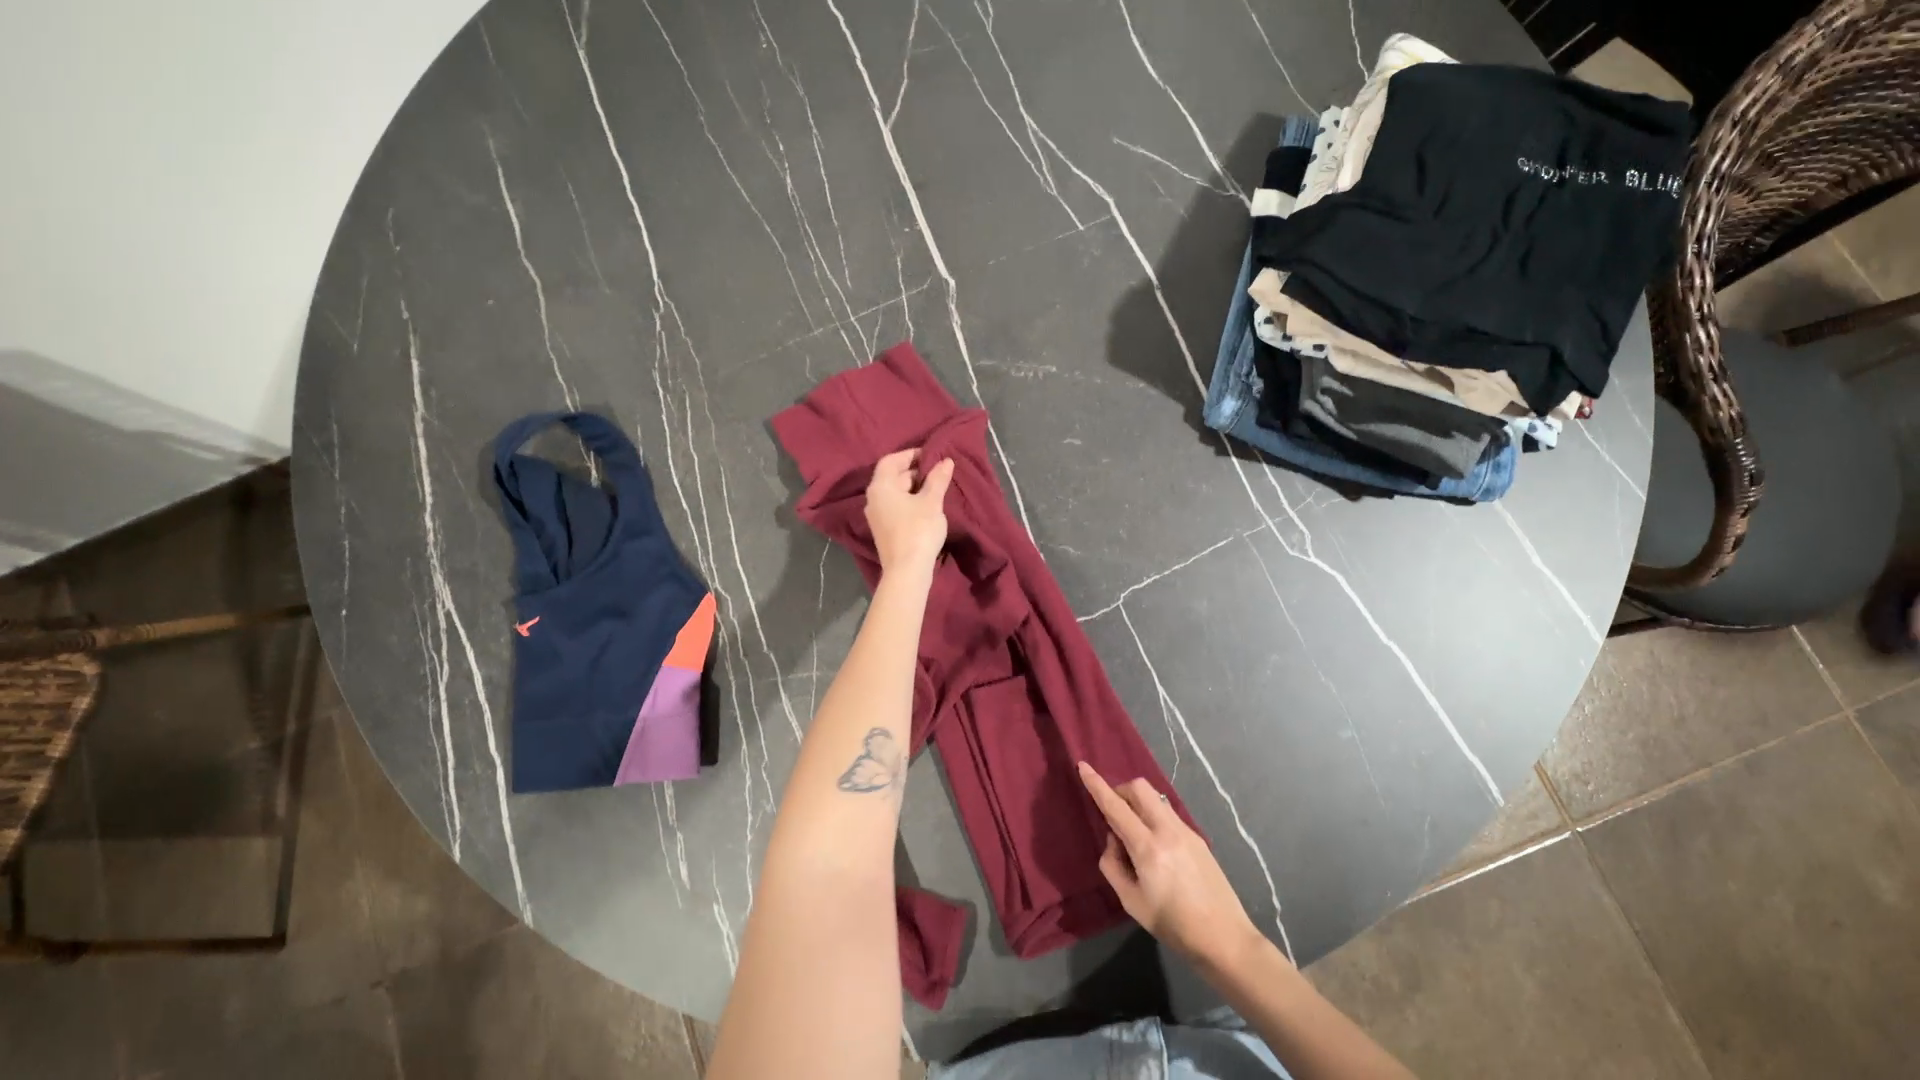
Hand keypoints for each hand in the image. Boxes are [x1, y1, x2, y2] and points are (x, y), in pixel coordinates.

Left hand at [864, 448, 954, 576]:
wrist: (907, 571)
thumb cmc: (918, 530)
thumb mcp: (931, 502)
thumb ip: (937, 479)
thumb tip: (946, 461)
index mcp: (880, 487)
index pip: (891, 461)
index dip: (910, 455)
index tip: (930, 455)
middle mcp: (873, 499)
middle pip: (892, 477)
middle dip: (915, 472)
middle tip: (937, 472)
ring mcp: (876, 516)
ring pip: (895, 494)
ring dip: (914, 488)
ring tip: (935, 489)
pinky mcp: (883, 530)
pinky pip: (895, 508)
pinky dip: (909, 502)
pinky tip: (926, 507)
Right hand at [1078, 762, 1265, 967]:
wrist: (1224, 936)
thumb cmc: (1173, 925)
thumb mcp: (1131, 901)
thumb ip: (1113, 865)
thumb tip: (1114, 840)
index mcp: (1148, 848)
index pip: (1116, 807)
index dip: (1097, 785)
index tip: (1083, 766)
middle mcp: (1168, 831)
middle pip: (1140, 788)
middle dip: (1121, 791)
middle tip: (1112, 815)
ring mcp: (1186, 832)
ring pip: (1155, 798)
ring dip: (1137, 803)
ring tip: (1133, 835)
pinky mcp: (1198, 838)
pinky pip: (1168, 814)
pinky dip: (1153, 817)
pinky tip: (1155, 848)